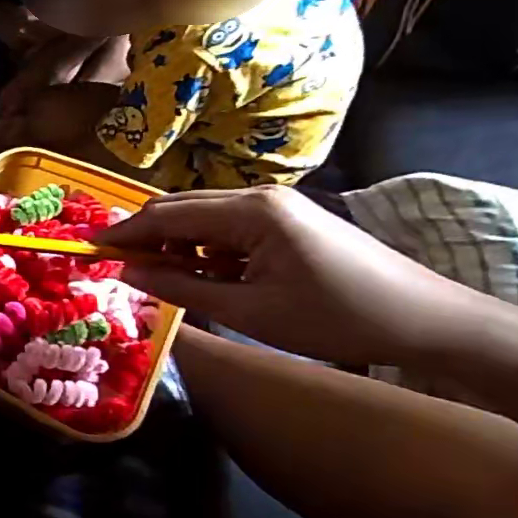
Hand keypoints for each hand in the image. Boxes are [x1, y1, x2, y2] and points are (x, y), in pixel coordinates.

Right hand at [99, 185, 485, 365]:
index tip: (88, 249)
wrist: (428, 321)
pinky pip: (227, 227)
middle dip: (144, 234)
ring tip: (157, 275)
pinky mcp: (288, 221)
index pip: (168, 214)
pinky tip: (200, 273)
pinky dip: (203, 248)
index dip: (124, 232)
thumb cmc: (336, 318)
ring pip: (203, 216)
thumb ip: (180, 286)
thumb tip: (128, 270)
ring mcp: (277, 206)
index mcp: (251, 211)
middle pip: (181, 207)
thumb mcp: (248, 310)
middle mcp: (260, 196)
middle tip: (113, 262)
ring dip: (174, 242)